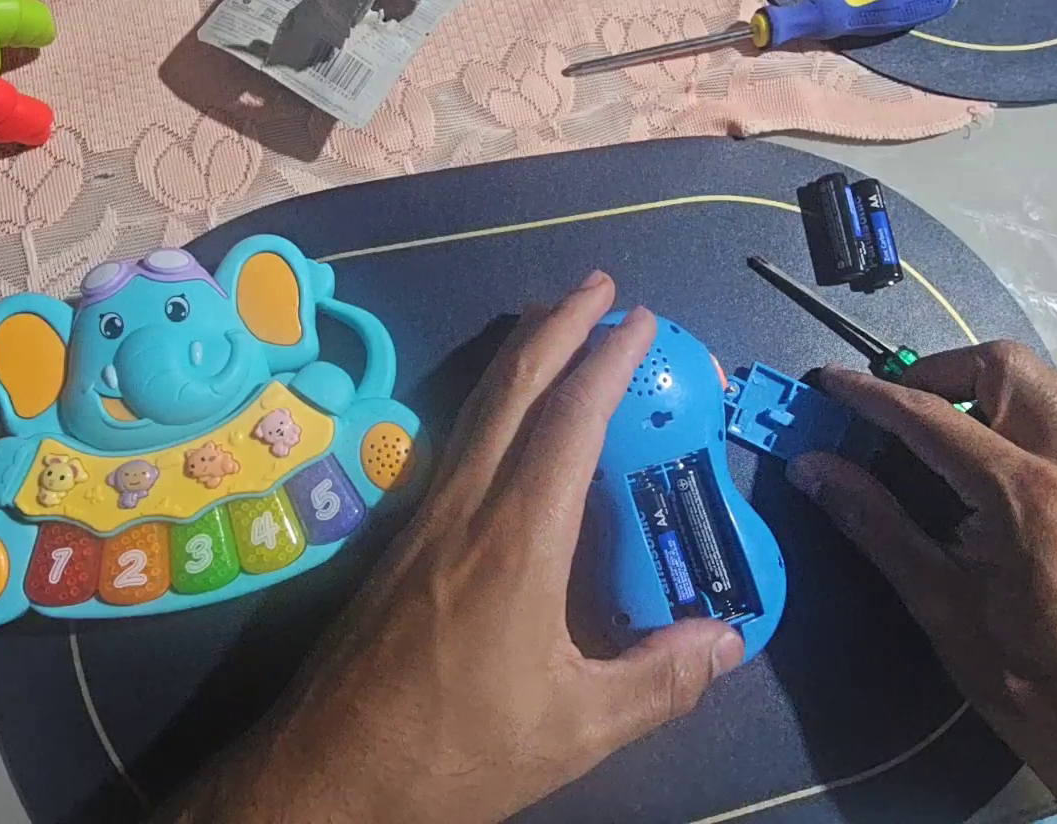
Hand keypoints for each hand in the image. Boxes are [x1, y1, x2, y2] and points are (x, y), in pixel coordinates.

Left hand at [171, 273, 744, 823]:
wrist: (329, 771)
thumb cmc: (454, 747)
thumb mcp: (574, 729)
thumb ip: (658, 682)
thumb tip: (727, 642)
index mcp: (519, 538)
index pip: (570, 420)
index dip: (607, 360)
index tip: (640, 319)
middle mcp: (469, 501)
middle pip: (515, 385)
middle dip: (560, 323)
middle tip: (599, 285)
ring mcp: (429, 508)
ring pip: (480, 401)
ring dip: (523, 349)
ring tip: (558, 318)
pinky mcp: (406, 527)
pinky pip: (462, 434)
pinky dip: (495, 393)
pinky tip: (510, 403)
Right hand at [788, 342, 1056, 823]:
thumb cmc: (1040, 693)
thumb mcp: (941, 607)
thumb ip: (874, 521)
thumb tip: (813, 467)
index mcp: (1031, 499)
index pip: (932, 417)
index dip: (869, 394)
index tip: (829, 382)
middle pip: (1006, 367)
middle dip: (937, 370)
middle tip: (892, 408)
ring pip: (1045, 387)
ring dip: (980, 388)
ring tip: (934, 432)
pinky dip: (1015, 418)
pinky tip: (985, 471)